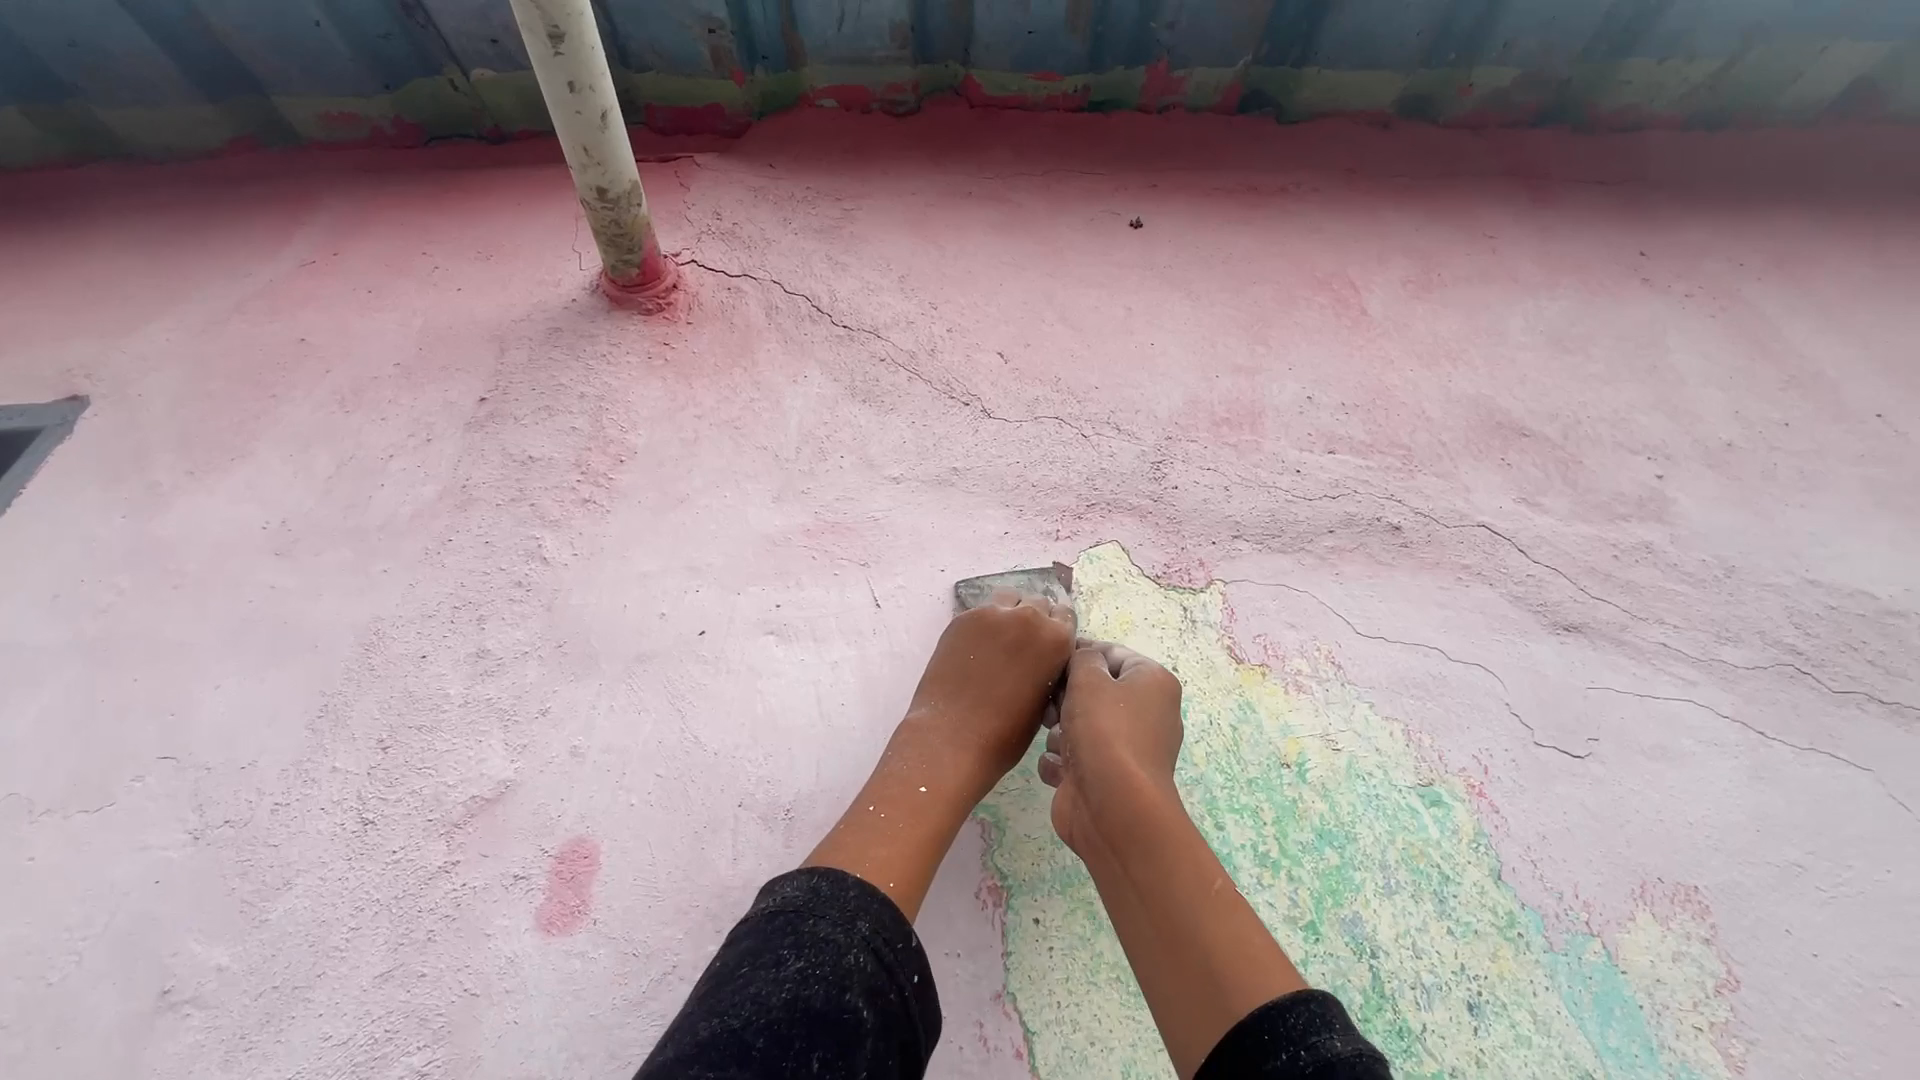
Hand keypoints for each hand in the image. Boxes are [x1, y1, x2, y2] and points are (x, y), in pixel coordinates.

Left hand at [897, 588, 1075, 791]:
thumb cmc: (1006, 733)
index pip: (1065, 615)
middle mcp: (1029, 617)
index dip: (1057, 629)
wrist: (953, 736)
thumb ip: (1050, 668)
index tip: (1047, 643)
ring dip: (1010, 613)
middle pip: (1037, 603)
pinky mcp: (963, 618)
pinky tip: (976, 647)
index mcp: (1057, 639)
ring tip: (1000, 639)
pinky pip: (981, 612)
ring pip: (1009, 599)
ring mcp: (992, 614)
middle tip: (1022, 644)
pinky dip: (983, 624)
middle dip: (1034, 619)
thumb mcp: (1045, 701)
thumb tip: (1043, 661)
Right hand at [1039, 641, 1184, 854]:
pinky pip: (1073, 757)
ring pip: (1079, 725)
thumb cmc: (1106, 731)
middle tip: (1049, 703)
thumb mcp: (1089, 679)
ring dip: (1060, 732)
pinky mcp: (1103, 777)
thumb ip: (1082, 658)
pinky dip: (1061, 761)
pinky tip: (1059, 768)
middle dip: (1065, 697)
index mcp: (1153, 683)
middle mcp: (1145, 714)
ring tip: (1057, 741)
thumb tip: (1083, 659)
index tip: (1050, 658)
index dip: (1080, 652)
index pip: (1112, 653)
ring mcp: (1124, 748)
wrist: (1113, 807)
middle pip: (1094, 691)